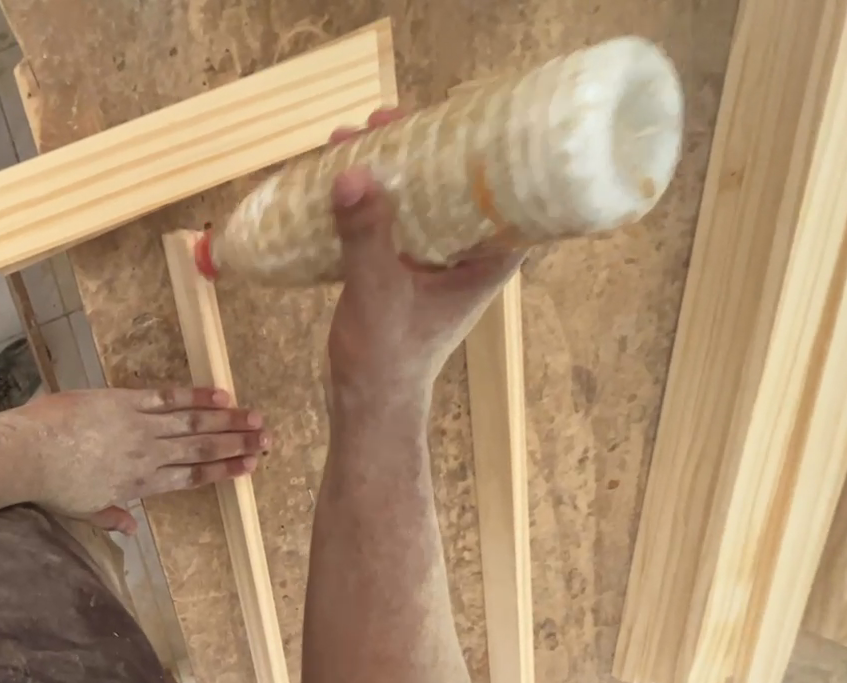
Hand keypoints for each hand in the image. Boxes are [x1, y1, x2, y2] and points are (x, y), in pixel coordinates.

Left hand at [0, 387, 267, 532]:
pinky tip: (220, 394)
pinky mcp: (124, 401)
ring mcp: (138, 426)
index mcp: (138, 484)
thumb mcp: (82, 511)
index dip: (222, 471)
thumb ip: (111, 517)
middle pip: (200, 450)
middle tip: (268, 441)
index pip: (190, 477)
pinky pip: (167, 397)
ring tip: (257, 418)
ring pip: (192, 424)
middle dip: (237, 445)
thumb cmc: (51, 486)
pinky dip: (195, 396)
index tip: (249, 467)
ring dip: (227, 421)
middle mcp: (147, 456)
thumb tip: (132, 530)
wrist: (28, 455)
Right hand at [326, 110, 522, 417]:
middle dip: (416, 148)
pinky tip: (343, 186)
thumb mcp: (377, 294)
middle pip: (454, 182)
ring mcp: (434, 263)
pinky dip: (370, 204)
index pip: (503, 179)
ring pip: (419, 201)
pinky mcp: (402, 274)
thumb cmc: (386, 359)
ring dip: (387, 172)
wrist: (366, 407)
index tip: (438, 112)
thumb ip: (365, 237)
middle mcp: (468, 253)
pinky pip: (393, 225)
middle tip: (379, 123)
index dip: (474, 139)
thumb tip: (349, 172)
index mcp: (489, 256)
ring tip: (351, 144)